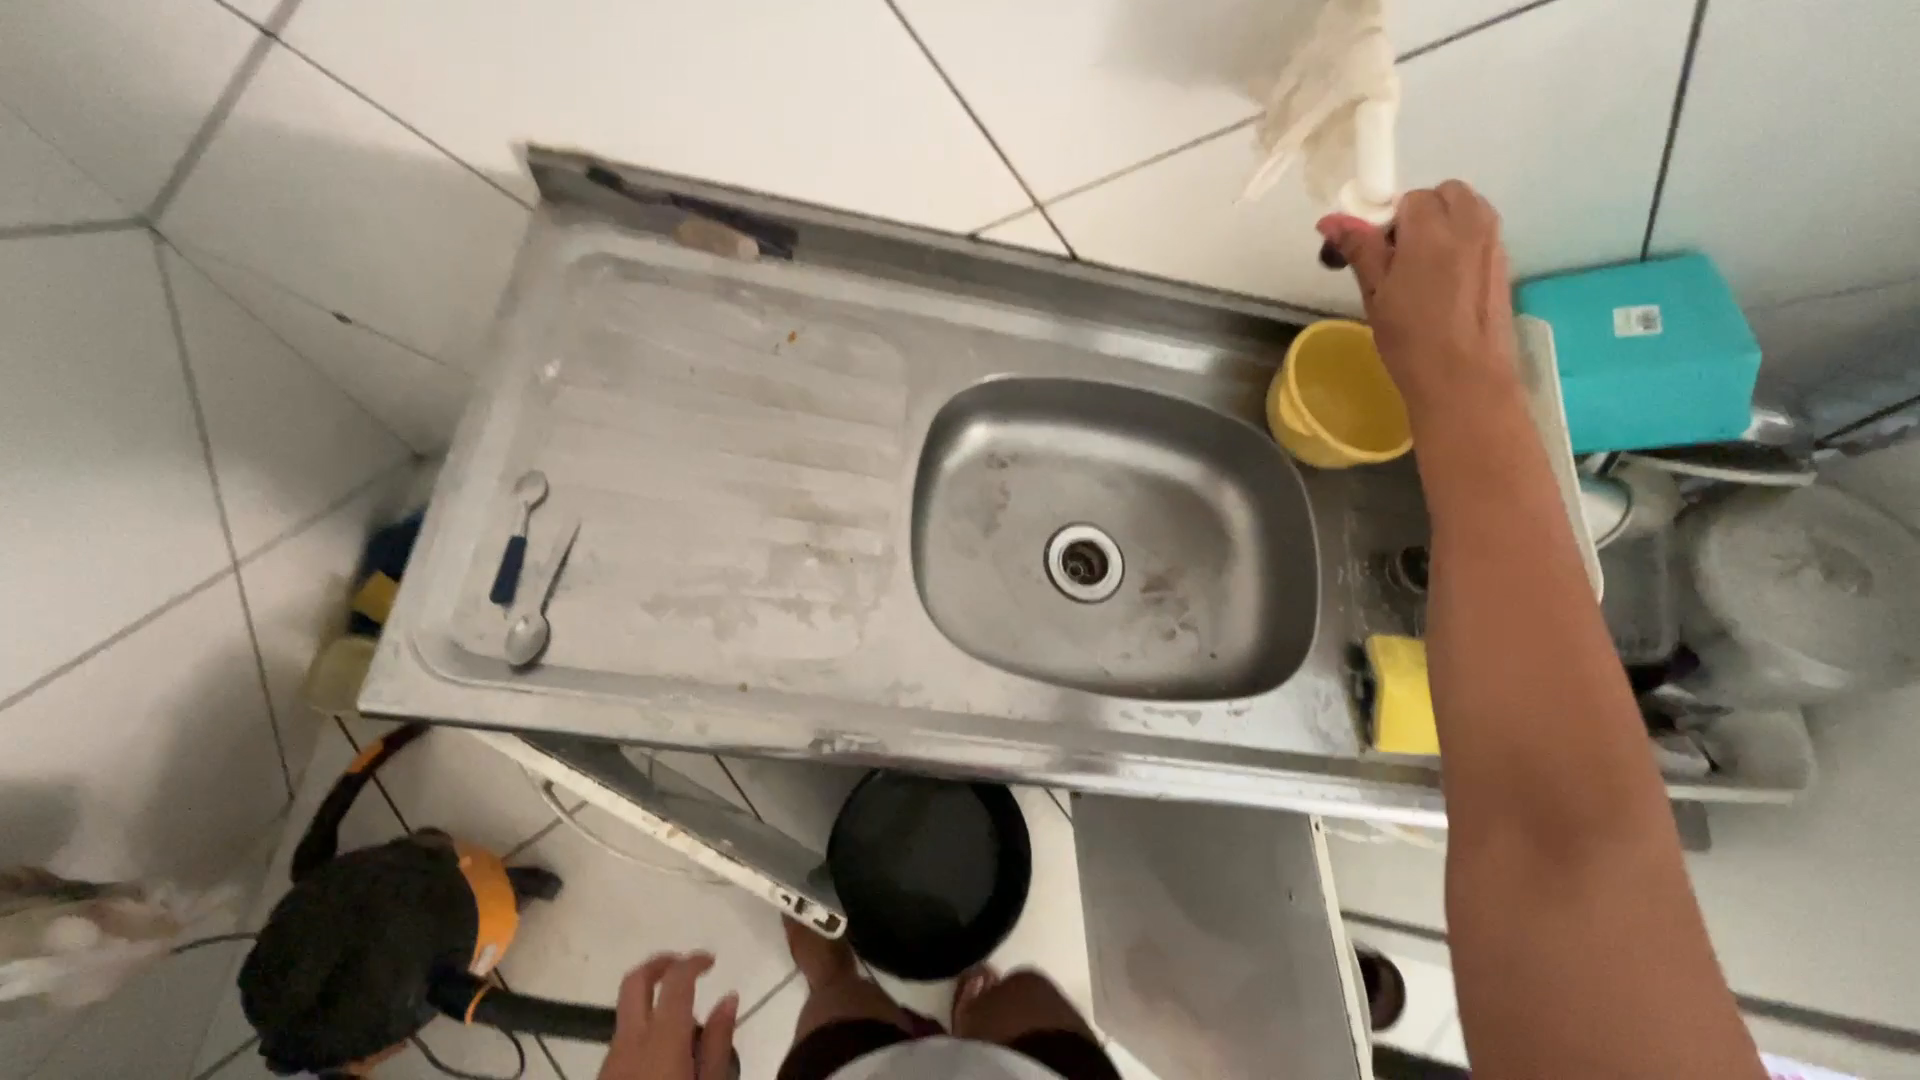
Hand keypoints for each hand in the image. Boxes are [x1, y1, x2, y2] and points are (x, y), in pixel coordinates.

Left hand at [597, 952, 738, 1079]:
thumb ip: (718, 1041)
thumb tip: (728, 998)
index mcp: (663, 1040)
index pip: (676, 980)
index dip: (694, 961)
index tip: (712, 961)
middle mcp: (631, 1041)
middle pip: (635, 981)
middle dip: (660, 963)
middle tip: (687, 965)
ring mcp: (611, 1061)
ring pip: (627, 1011)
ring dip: (653, 1000)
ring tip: (687, 1026)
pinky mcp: (603, 1079)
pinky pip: (624, 1039)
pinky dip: (645, 1029)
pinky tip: (668, 1057)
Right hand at [1316, 180, 1520, 417]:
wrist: (1463, 377)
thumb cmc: (1410, 339)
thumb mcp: (1375, 294)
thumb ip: (1358, 249)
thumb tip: (1330, 220)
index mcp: (1432, 231)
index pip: (1409, 199)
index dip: (1388, 222)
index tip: (1376, 253)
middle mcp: (1470, 224)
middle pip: (1445, 194)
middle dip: (1420, 213)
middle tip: (1399, 256)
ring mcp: (1493, 240)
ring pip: (1466, 208)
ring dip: (1443, 223)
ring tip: (1422, 268)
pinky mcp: (1503, 260)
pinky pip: (1480, 231)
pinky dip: (1460, 241)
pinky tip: (1444, 282)